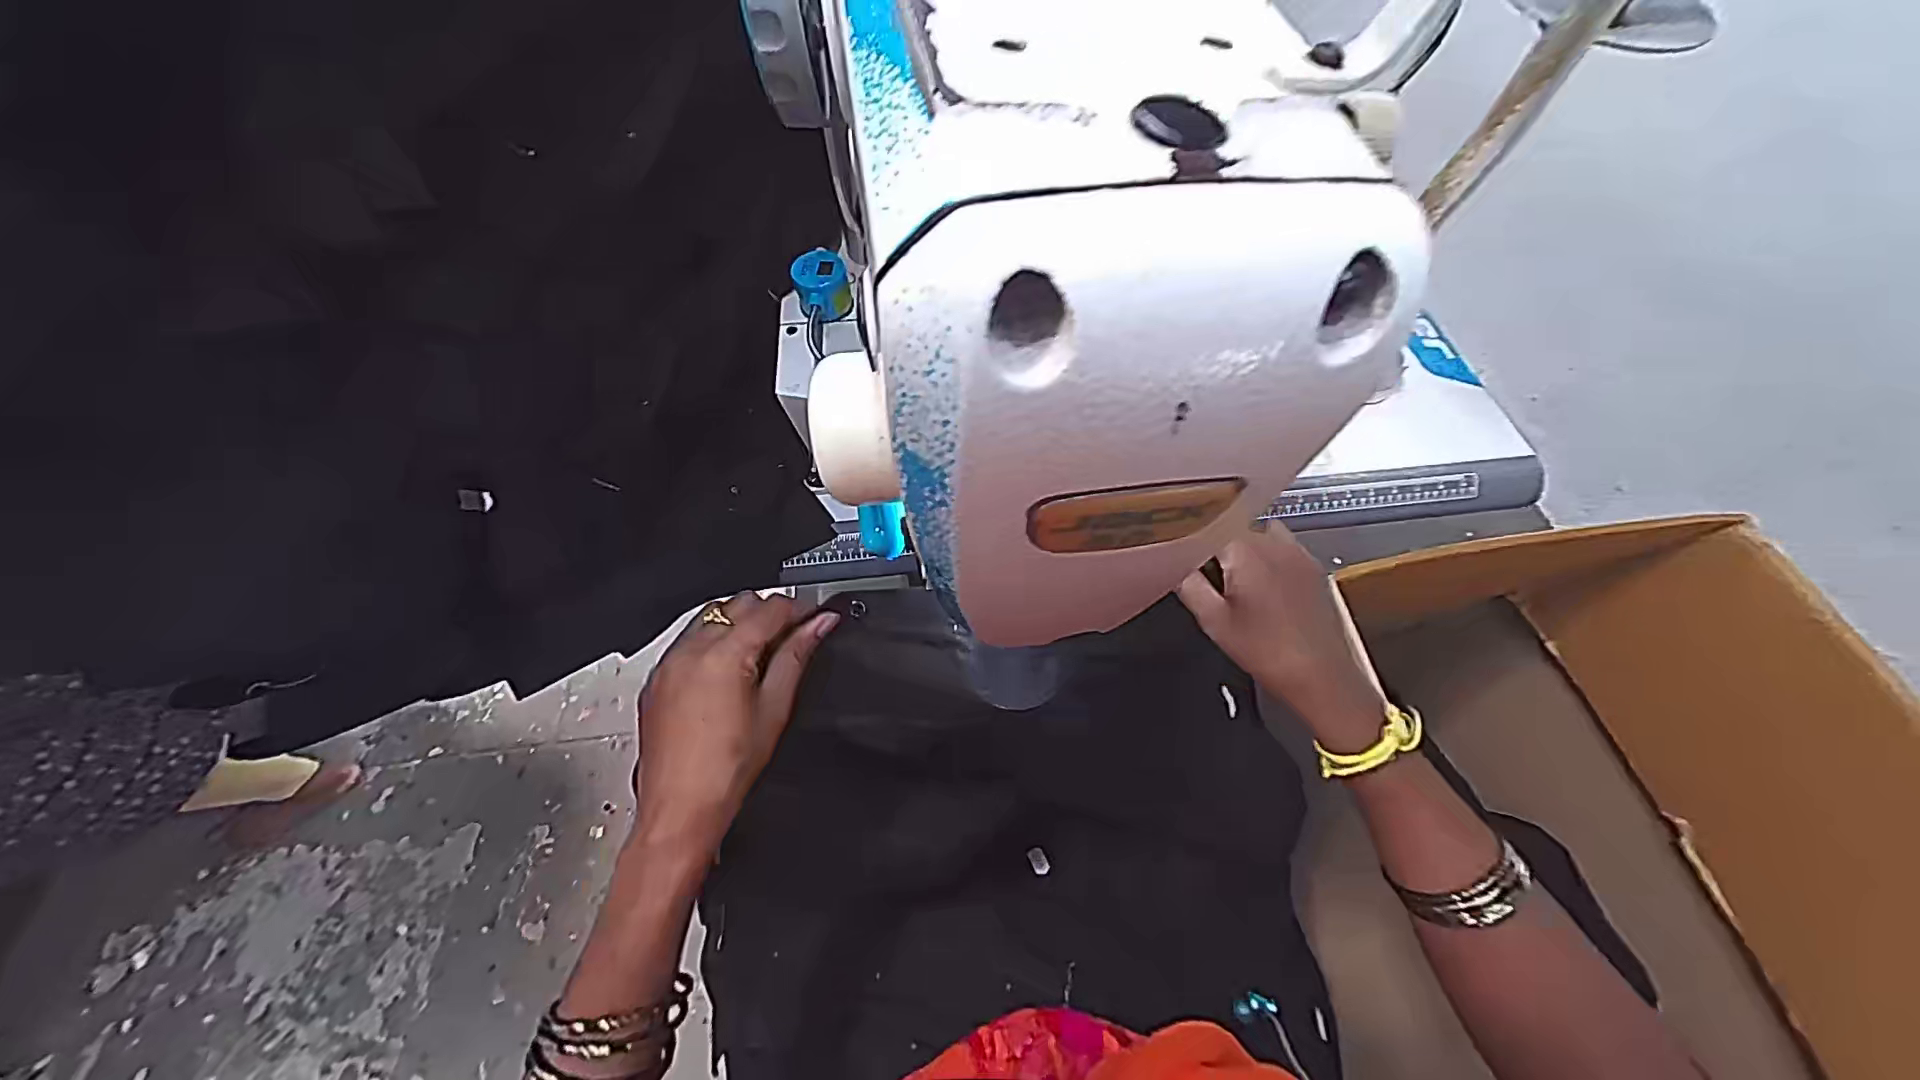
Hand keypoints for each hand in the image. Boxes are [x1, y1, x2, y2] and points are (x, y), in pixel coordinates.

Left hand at [632, 592, 838, 855]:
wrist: (680, 809)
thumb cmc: (724, 770)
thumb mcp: (775, 707)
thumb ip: (797, 656)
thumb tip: (819, 626)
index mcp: (723, 656)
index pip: (769, 609)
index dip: (799, 609)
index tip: (814, 616)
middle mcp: (690, 651)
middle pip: (740, 604)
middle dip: (771, 612)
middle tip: (795, 634)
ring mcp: (669, 664)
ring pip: (712, 616)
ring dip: (741, 623)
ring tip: (763, 654)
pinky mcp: (657, 678)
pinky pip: (689, 639)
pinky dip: (714, 641)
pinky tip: (730, 668)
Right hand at [1176, 524, 1385, 748]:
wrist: (1321, 676)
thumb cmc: (1270, 652)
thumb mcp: (1213, 620)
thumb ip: (1188, 584)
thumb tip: (1174, 564)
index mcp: (1246, 551)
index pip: (1207, 525)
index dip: (1190, 538)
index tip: (1181, 553)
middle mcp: (1275, 544)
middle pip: (1232, 526)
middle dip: (1214, 546)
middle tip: (1203, 575)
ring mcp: (1298, 554)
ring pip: (1257, 535)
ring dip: (1241, 550)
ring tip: (1232, 582)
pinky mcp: (1312, 568)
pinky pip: (1280, 549)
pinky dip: (1265, 559)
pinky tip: (1259, 590)